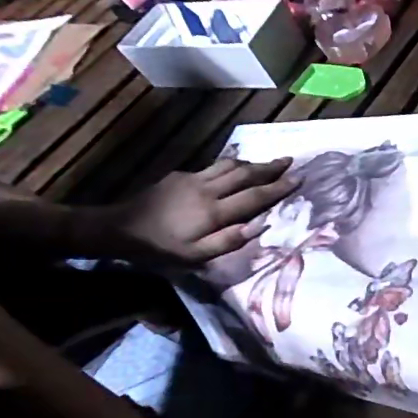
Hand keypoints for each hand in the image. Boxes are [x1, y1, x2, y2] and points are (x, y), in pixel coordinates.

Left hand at [98, 158, 299, 266]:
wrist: (118, 228)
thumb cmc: (159, 248)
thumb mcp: (193, 256)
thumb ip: (227, 242)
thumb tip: (258, 227)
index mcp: (213, 211)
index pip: (253, 197)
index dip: (277, 188)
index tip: (298, 179)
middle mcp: (207, 190)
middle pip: (245, 174)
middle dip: (269, 168)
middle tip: (289, 161)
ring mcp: (192, 179)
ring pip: (229, 166)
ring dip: (252, 163)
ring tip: (268, 161)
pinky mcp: (180, 176)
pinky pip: (213, 166)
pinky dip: (231, 165)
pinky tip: (234, 167)